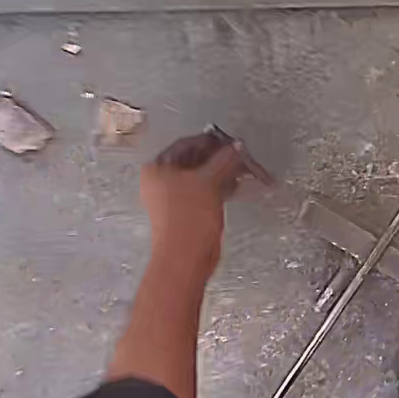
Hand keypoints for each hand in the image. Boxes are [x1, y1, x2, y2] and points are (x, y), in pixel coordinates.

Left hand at [139, 133, 251, 270]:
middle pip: (193, 160)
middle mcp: (161, 180)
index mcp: (157, 168)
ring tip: (241, 170)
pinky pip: (203, 192)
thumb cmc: (189, 215)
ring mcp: (173, 197)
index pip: (186, 144)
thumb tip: (237, 146)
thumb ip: (224, 159)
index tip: (230, 141)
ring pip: (200, 177)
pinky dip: (218, 187)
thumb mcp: (208, 181)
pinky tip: (234, 186)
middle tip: (239, 156)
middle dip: (218, 157)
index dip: (209, 140)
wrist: (185, 256)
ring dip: (221, 172)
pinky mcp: (186, 211)